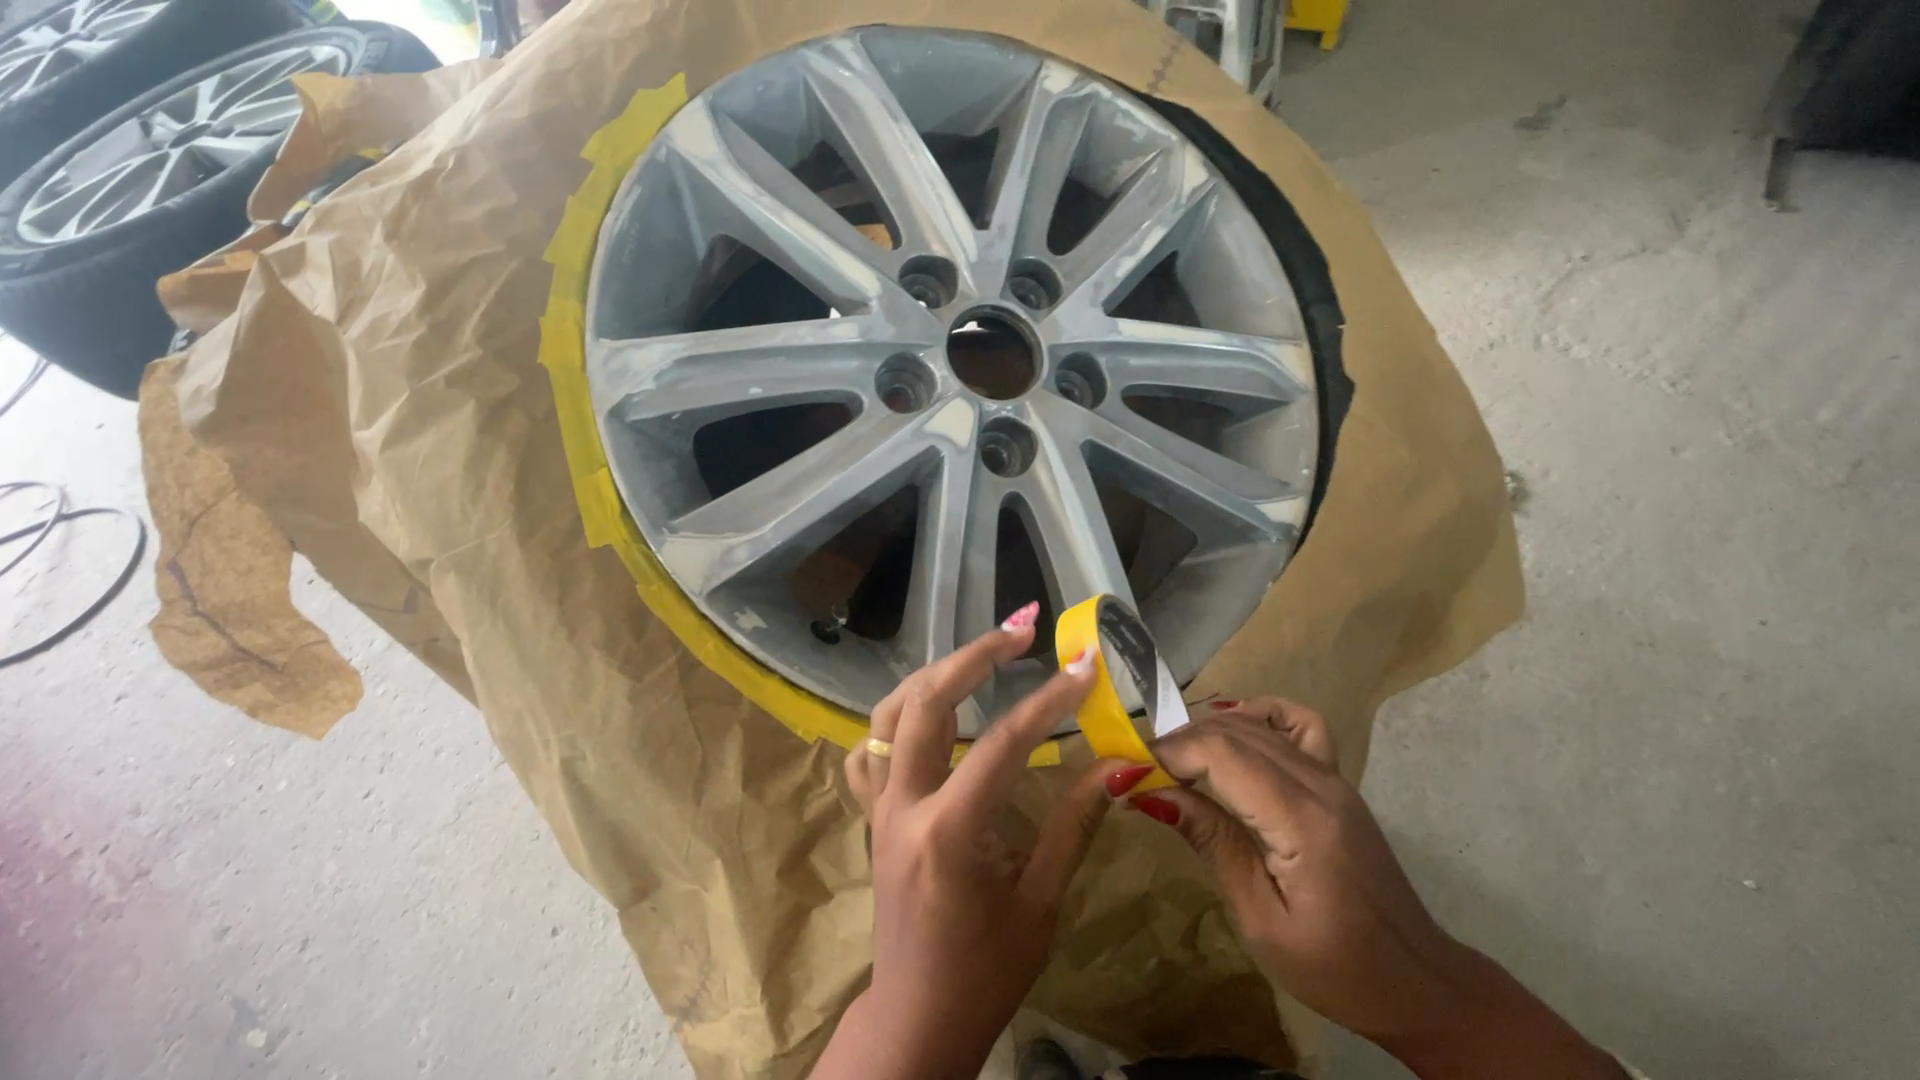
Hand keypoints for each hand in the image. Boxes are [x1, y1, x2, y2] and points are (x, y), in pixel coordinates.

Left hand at [816, 610, 1116, 1079]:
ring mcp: (879, 808)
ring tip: (981, 655)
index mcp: (949, 831)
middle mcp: (903, 806)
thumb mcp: (1042, 901)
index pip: (1002, 743)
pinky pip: (869, 751)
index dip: (1048, 699)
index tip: (1085, 663)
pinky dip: (897, 719)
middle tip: (1022, 627)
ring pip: (888, 715)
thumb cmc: (986, 968)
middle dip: (975, 655)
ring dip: (934, 674)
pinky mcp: (872, 816)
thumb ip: (1075, 823)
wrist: (918, 1014)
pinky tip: (930, 715)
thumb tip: (1119, 764)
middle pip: (926, 702)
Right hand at [1128, 699, 1624, 1079]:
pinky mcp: (1340, 785)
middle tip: (1139, 769)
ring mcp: (1336, 779)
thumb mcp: (1260, 917)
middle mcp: (1321, 784)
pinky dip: (1262, 715)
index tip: (1129, 771)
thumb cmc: (1334, 969)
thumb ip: (1211, 842)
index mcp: (1301, 820)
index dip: (1170, 752)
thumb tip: (1150, 793)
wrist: (1416, 983)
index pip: (1223, 754)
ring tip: (1174, 759)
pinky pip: (1300, 726)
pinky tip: (1234, 729)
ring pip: (1262, 725)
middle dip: (1180, 741)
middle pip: (1237, 732)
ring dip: (1210, 730)